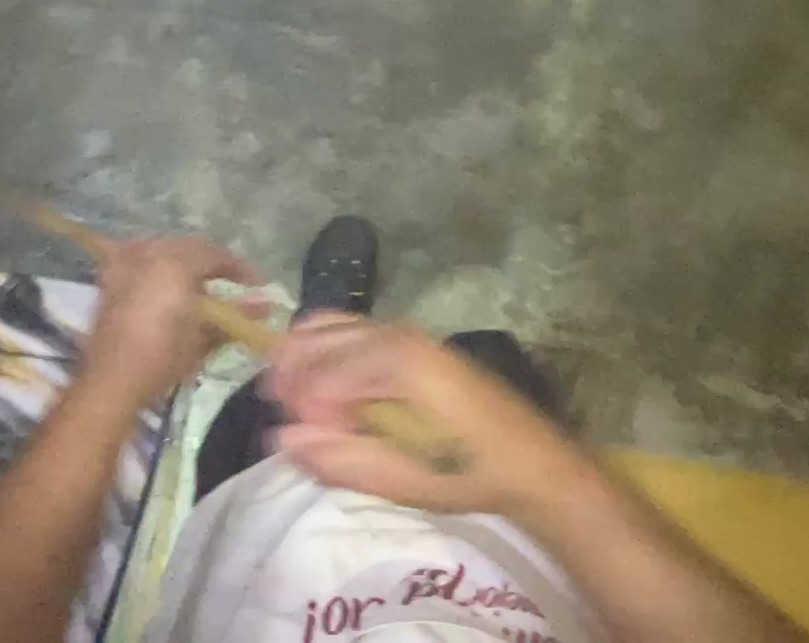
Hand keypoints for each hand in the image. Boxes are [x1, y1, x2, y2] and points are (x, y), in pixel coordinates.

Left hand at [81, 237, 265, 406]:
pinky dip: (156, 263)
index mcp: (177, 263)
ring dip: (184, 260)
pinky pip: (139, 254)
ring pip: (165, 247)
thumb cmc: (163, 359)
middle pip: (191, 247)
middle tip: (228, 284)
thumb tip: (266, 305)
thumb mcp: (204, 337)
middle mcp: (151, 252)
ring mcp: (127, 260)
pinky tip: (163, 280)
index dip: (239, 269)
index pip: (217, 254)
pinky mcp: (110, 274)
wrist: (110, 380)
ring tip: (198, 284)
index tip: (256, 285)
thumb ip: (236, 315)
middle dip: (212, 263)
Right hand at [266, 314, 605, 519]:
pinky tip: (329, 391)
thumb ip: (340, 459)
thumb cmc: (466, 472)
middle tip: (292, 421)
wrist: (527, 457)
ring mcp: (400, 328)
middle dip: (293, 378)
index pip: (317, 374)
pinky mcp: (404, 335)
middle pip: (314, 338)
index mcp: (395, 362)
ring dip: (305, 361)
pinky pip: (345, 330)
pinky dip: (324, 353)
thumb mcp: (403, 481)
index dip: (301, 409)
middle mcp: (392, 331)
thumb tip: (281, 437)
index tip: (305, 442)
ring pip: (326, 327)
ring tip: (304, 406)